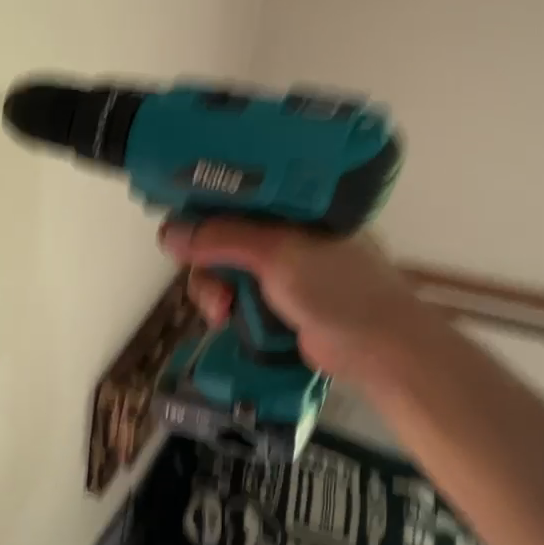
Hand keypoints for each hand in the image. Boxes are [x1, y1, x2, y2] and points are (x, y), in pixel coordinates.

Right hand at [158, 221, 427, 377]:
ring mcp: (281, 269)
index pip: (239, 196)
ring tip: (222, 313)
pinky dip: (224, 308)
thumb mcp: (277, 254)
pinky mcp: (274, 301)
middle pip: (221, 236)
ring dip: (212, 291)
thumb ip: (222, 240)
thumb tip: (167, 234)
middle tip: (209, 285)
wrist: (375, 348)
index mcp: (297, 207)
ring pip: (222, 270)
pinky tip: (226, 321)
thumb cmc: (337, 289)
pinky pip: (233, 295)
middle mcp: (287, 232)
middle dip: (206, 263)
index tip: (181, 228)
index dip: (205, 208)